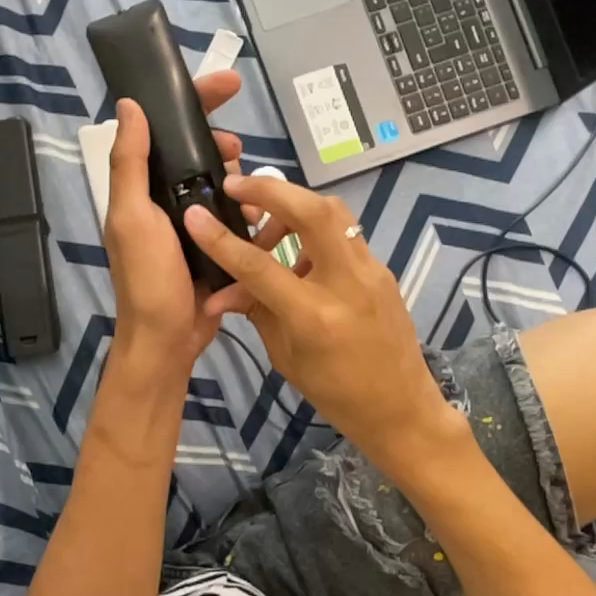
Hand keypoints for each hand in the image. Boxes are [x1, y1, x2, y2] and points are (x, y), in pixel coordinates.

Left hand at [102, 70, 255, 375]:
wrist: (168, 340)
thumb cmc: (148, 278)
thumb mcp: (133, 217)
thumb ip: (130, 163)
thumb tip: (129, 105)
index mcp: (141, 191)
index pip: (163, 132)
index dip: (193, 102)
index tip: (229, 83)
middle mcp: (164, 203)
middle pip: (196, 154)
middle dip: (219, 143)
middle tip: (237, 150)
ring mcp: (192, 227)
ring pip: (221, 184)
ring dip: (239, 178)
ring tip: (251, 188)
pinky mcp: (215, 249)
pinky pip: (236, 217)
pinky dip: (250, 210)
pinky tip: (261, 215)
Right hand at [185, 176, 466, 470]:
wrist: (400, 408)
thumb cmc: (335, 393)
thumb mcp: (286, 357)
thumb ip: (256, 312)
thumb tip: (219, 291)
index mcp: (314, 317)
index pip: (259, 266)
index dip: (222, 239)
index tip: (195, 215)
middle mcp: (347, 284)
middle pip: (312, 211)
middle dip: (271, 189)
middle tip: (237, 187)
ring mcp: (371, 272)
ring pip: (333, 214)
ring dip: (293, 209)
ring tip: (267, 236)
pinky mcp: (382, 270)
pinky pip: (344, 236)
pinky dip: (315, 234)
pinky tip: (298, 259)